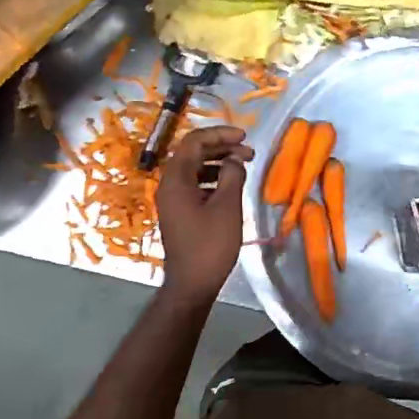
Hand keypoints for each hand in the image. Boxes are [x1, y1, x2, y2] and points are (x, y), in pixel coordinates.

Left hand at [157, 126, 252, 305]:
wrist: (192, 283)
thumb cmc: (210, 245)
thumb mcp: (227, 207)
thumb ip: (232, 176)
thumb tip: (235, 160)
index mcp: (176, 179)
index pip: (194, 142)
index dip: (220, 134)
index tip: (244, 137)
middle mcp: (169, 185)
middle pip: (192, 153)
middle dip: (221, 147)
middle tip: (249, 152)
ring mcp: (172, 199)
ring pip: (194, 169)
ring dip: (218, 162)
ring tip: (243, 166)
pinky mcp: (179, 212)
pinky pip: (194, 184)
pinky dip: (213, 178)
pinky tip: (231, 185)